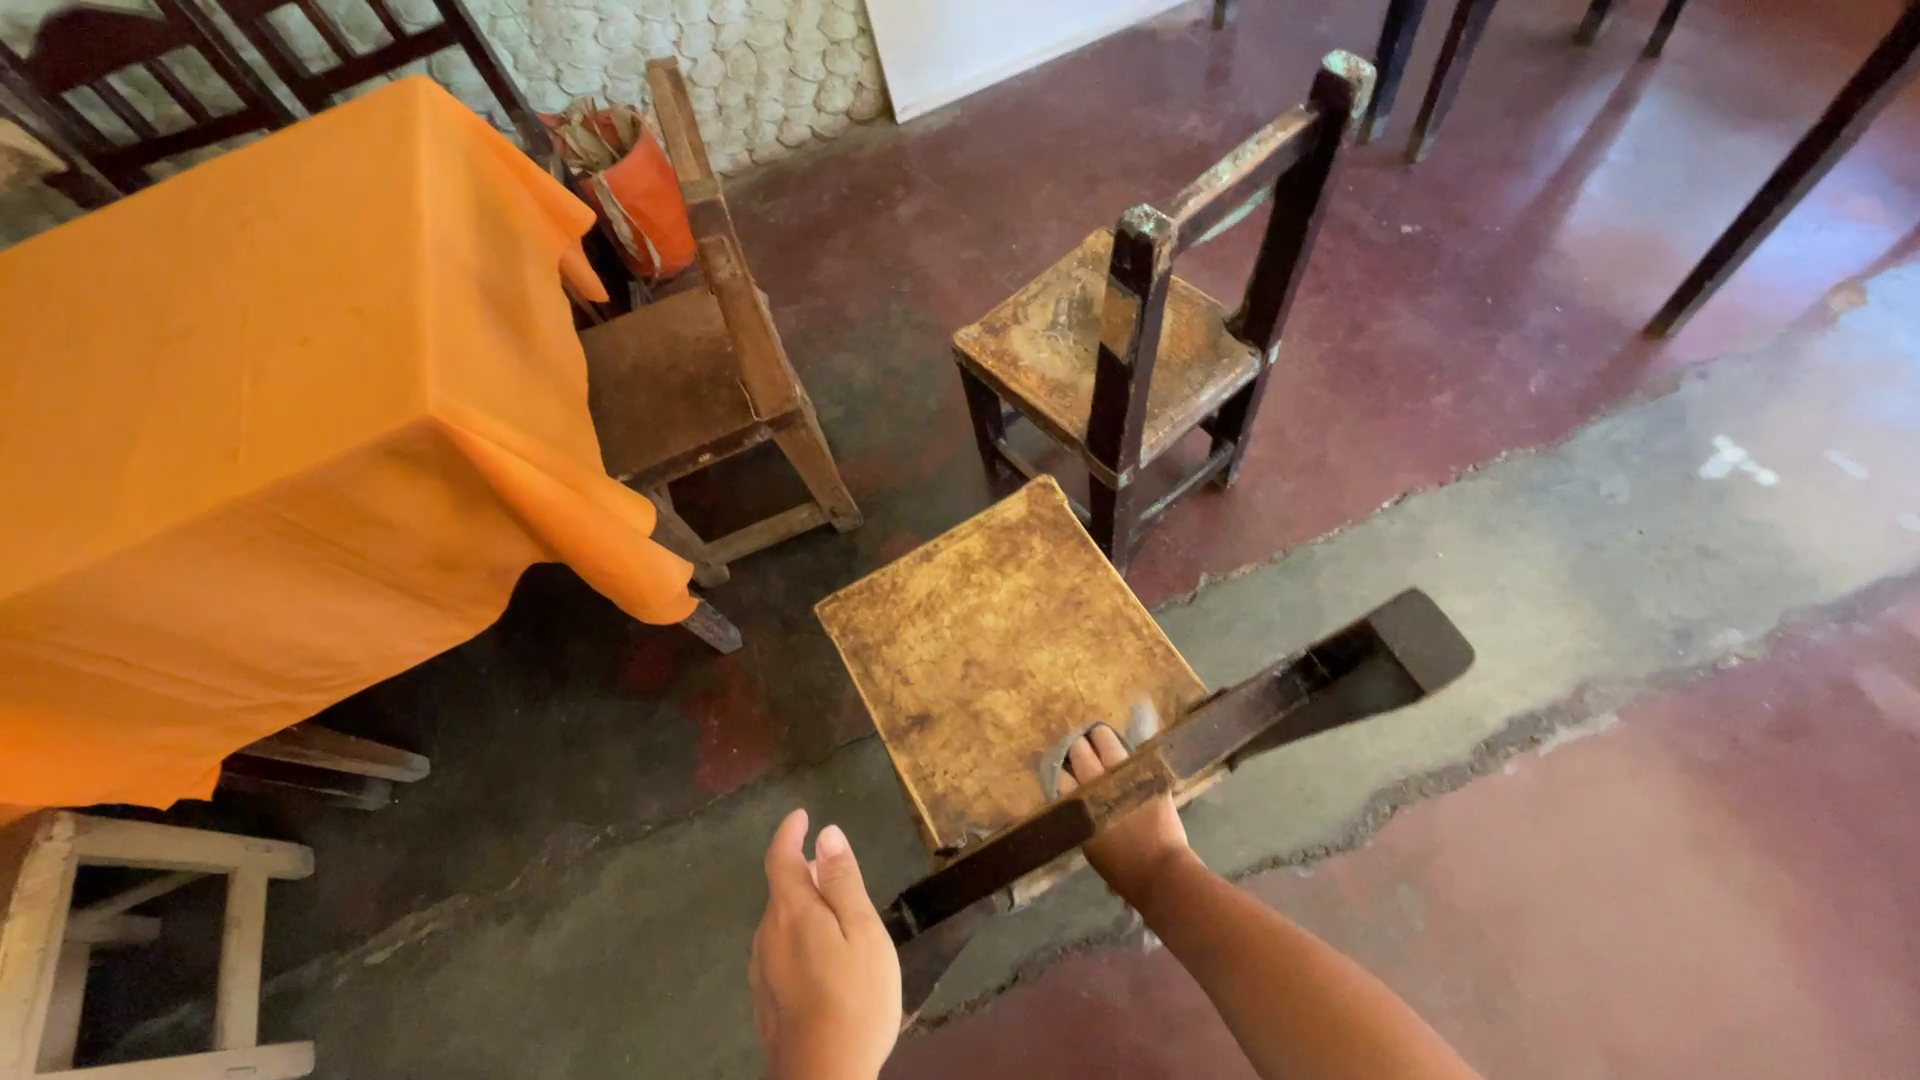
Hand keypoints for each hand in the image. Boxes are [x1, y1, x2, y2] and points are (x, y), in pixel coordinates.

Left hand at [750, 808, 901, 1079]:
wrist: (823, 1079)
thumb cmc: (855, 998)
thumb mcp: (863, 931)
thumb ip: (843, 881)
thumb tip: (827, 834)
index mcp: (792, 912)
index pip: (780, 858)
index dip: (789, 832)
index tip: (802, 815)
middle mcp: (768, 935)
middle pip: (782, 890)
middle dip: (804, 872)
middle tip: (836, 870)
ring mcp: (763, 970)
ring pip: (781, 923)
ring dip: (804, 908)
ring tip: (838, 917)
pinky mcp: (767, 1000)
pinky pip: (781, 952)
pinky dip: (800, 938)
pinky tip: (825, 962)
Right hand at [1058, 717, 1196, 908]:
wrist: (1161, 872)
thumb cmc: (1120, 867)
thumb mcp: (1087, 842)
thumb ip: (1078, 814)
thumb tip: (1073, 794)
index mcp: (1078, 803)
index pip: (1058, 773)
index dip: (1059, 768)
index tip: (1062, 766)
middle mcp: (1097, 782)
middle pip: (1077, 749)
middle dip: (1076, 747)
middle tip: (1080, 748)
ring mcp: (1124, 774)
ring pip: (1104, 738)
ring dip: (1099, 737)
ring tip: (1099, 738)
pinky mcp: (1149, 772)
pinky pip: (1133, 751)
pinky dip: (1126, 750)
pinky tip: (1124, 752)